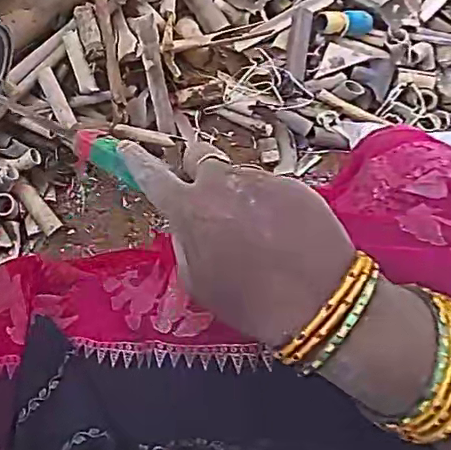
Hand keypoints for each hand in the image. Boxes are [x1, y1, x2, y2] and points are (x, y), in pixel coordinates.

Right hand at [117, 139, 357, 348]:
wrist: (324, 303)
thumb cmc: (251, 302)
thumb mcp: (198, 282)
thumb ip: (184, 242)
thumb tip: (186, 222)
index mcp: (190, 210)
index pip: (152, 175)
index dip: (136, 160)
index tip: (125, 146)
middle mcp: (221, 184)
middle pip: (198, 158)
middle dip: (198, 172)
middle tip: (211, 201)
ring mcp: (260, 179)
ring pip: (236, 175)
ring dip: (237, 193)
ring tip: (259, 232)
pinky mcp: (293, 183)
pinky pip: (270, 186)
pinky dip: (270, 203)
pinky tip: (284, 232)